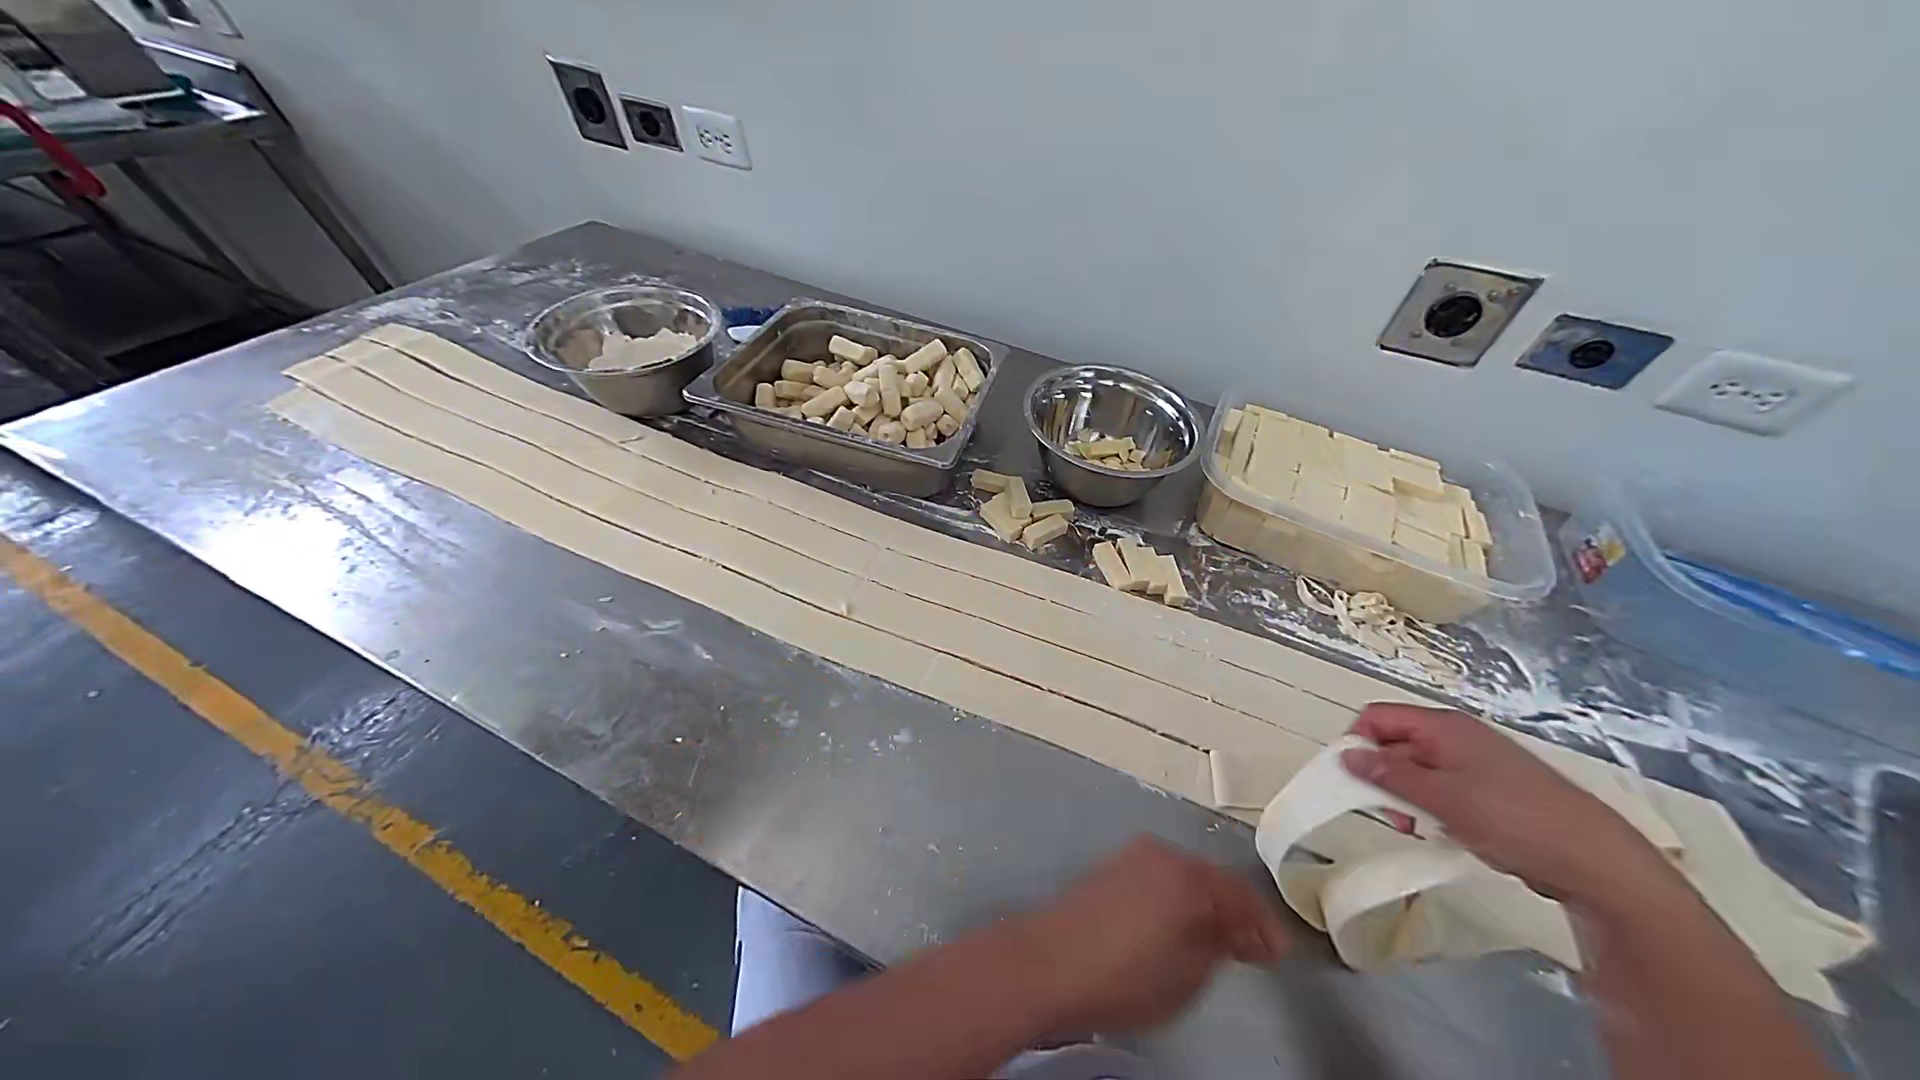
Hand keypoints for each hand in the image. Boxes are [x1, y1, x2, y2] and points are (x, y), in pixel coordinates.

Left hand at [1003, 836, 1289, 1034]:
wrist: (1049, 961)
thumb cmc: (1125, 975)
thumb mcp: (1188, 974)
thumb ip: (1219, 945)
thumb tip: (1233, 931)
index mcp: (1188, 876)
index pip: (1241, 895)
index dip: (1264, 925)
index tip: (1276, 953)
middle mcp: (1162, 855)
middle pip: (1212, 880)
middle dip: (1234, 912)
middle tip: (1252, 948)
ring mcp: (1132, 857)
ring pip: (1185, 876)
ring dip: (1205, 904)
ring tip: (1218, 941)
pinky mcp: (1111, 867)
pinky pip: (1159, 877)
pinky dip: (1177, 898)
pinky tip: (1179, 925)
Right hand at [1340, 704, 1670, 905]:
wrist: (1596, 862)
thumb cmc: (1515, 819)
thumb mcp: (1442, 798)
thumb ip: (1389, 776)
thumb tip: (1347, 756)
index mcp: (1444, 727)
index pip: (1378, 717)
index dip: (1357, 742)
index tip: (1351, 777)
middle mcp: (1457, 737)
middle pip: (1395, 743)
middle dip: (1381, 776)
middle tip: (1387, 811)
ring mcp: (1475, 764)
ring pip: (1416, 770)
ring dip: (1405, 797)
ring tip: (1417, 827)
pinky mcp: (1489, 791)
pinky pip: (1441, 790)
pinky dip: (1431, 808)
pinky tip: (1444, 831)